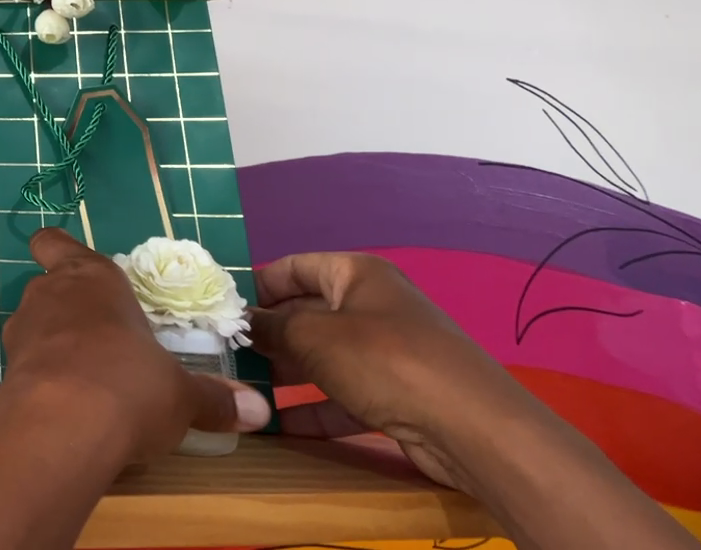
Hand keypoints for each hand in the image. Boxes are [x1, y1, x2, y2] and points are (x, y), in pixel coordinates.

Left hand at [0, 227, 270, 462]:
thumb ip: (212, 398)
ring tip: (91, 377)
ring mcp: (22, 327)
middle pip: (51, 285)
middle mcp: (50, 291)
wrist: (60, 426)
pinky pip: (28, 361)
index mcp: (91, 277)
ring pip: (36, 323)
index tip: (75, 268)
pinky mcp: (6, 365)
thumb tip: (258, 410)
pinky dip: (44, 375)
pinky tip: (69, 405)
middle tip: (105, 336)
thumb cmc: (128, 385)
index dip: (58, 250)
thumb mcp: (181, 395)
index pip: (55, 243)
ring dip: (56, 342)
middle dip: (72, 306)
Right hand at [250, 252, 700, 549]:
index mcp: (356, 275)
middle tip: (225, 353)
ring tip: (246, 388)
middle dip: (267, 335)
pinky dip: (314, 408)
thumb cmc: (387, 362)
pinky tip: (281, 424)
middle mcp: (372, 307)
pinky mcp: (397, 397)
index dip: (256, 285)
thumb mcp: (314, 336)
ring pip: (323, 358)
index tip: (221, 309)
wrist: (478, 434)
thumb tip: (238, 321)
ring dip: (287, 375)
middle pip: (305, 314)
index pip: (292, 267)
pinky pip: (344, 396)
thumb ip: (270, 326)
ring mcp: (387, 354)